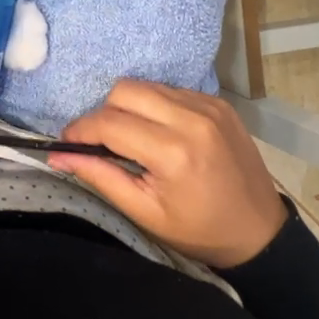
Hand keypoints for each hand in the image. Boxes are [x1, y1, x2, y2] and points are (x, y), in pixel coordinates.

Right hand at [50, 80, 288, 267]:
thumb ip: (100, 177)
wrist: (261, 233)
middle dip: (104, 113)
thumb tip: (58, 155)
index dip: (80, 130)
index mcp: (173, 153)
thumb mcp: (145, 213)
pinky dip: (155, 105)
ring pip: (146, 85)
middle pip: (124, 91)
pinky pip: (169, 89)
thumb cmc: (199, 230)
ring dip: (129, 106)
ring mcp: (207, 105)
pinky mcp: (217, 102)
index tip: (66, 142)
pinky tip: (160, 132)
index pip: (109, 123)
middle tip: (102, 142)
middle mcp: (190, 119)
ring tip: (132, 137)